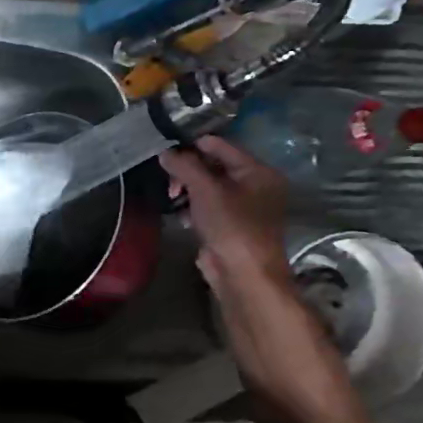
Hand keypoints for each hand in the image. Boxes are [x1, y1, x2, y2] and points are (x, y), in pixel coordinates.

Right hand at [159, 136, 291, 290]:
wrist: (244, 275)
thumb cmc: (231, 226)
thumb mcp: (206, 190)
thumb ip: (184, 166)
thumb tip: (165, 152)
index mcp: (257, 171)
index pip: (220, 146)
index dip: (192, 146)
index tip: (166, 152)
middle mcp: (255, 186)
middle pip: (213, 167)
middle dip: (188, 173)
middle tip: (170, 185)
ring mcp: (244, 208)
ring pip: (208, 189)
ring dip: (188, 192)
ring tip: (173, 200)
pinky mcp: (231, 227)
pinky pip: (208, 208)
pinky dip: (193, 210)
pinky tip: (182, 219)